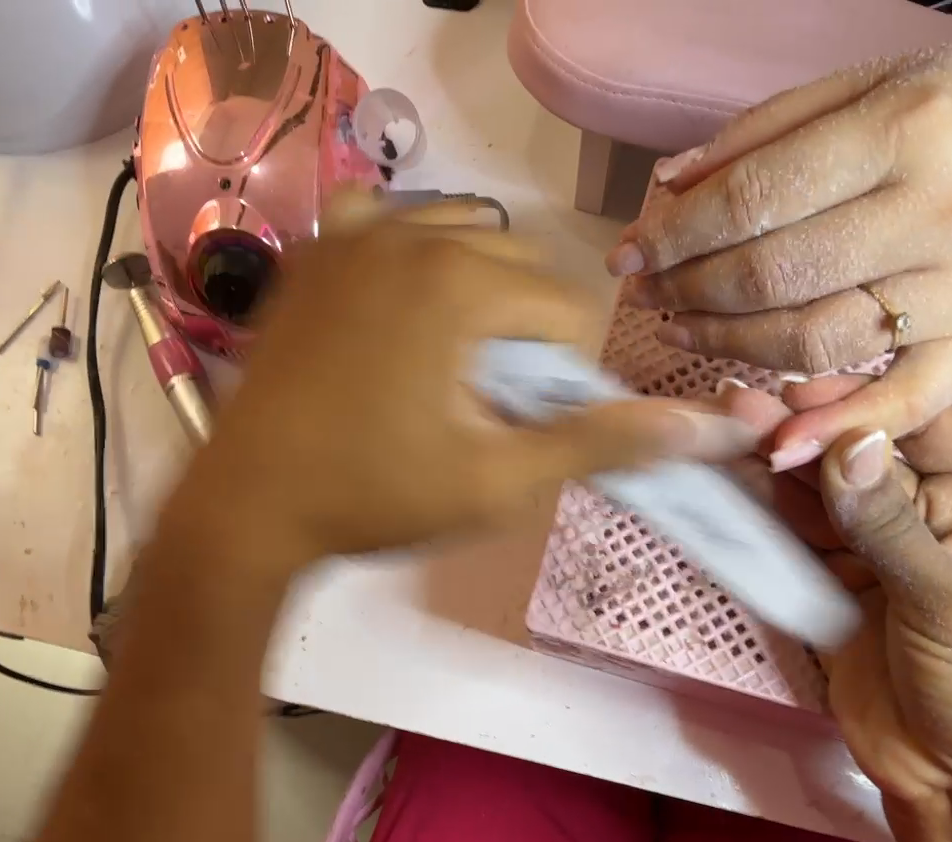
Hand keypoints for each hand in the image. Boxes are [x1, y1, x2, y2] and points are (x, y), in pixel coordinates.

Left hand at [172, 197, 757, 567]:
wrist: (251, 506)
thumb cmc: (377, 498)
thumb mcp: (499, 481)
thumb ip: (600, 444)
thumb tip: (700, 427)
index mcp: (461, 284)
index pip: (568, 308)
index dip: (566, 372)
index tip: (525, 421)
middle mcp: (409, 235)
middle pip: (520, 267)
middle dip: (526, 332)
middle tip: (490, 400)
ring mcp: (351, 236)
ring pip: (461, 237)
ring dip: (478, 291)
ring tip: (451, 361)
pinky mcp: (312, 253)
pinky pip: (386, 225)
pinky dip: (411, 255)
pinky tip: (400, 307)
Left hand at [615, 42, 951, 469]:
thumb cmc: (947, 107)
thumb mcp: (853, 86)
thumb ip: (756, 137)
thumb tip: (664, 193)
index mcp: (908, 129)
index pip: (758, 201)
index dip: (677, 236)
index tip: (627, 255)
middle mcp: (942, 212)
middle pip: (777, 278)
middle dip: (691, 291)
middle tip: (648, 293)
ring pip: (817, 342)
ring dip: (731, 346)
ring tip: (682, 329)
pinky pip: (908, 399)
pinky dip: (841, 427)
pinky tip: (780, 444)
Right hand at [722, 377, 951, 840]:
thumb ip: (892, 527)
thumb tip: (848, 443)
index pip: (922, 429)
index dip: (864, 405)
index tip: (801, 395)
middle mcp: (921, 517)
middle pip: (856, 459)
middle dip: (803, 436)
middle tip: (741, 409)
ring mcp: (871, 555)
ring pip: (817, 499)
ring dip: (773, 472)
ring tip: (723, 437)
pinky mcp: (831, 591)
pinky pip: (794, 546)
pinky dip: (762, 520)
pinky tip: (728, 489)